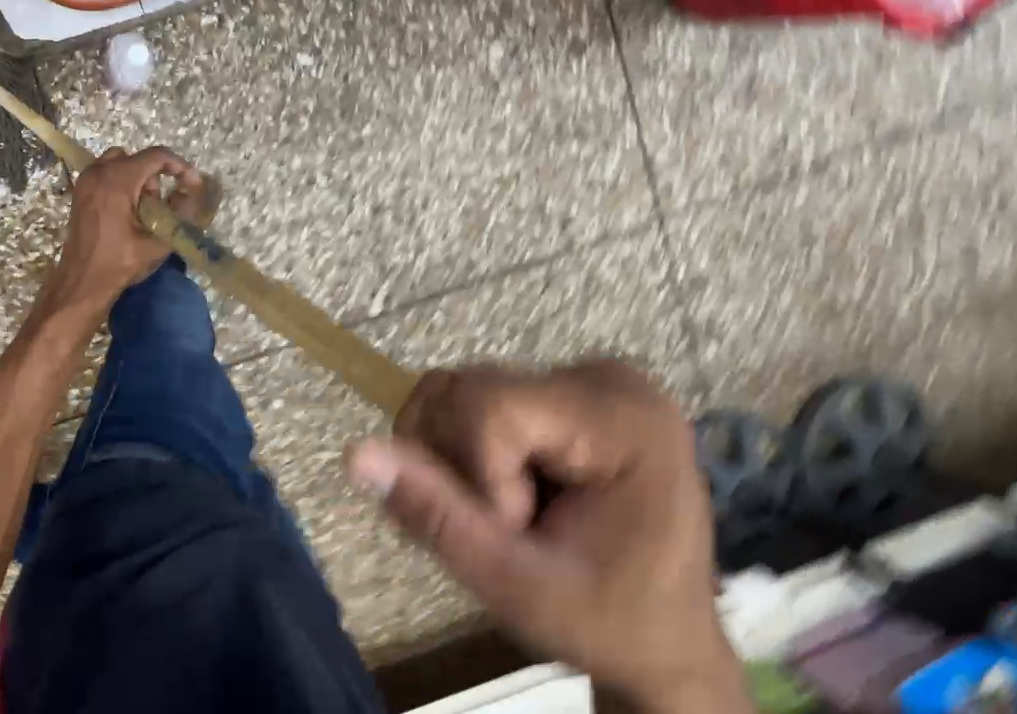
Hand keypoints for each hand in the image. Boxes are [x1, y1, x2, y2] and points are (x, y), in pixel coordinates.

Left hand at [40, 147, 207, 314]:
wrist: (82, 281)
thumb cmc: (119, 263)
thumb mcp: (158, 241)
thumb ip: (181, 215)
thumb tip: (195, 196)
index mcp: (116, 180)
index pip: (156, 156)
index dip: (179, 166)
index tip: (193, 183)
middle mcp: (98, 172)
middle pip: (137, 158)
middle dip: (155, 177)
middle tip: (160, 207)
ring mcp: (85, 180)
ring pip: (121, 163)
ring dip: (138, 179)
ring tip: (144, 211)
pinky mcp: (80, 191)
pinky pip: (106, 174)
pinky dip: (122, 184)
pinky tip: (128, 212)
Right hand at [344, 362, 749, 713]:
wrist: (663, 640)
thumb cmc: (606, 621)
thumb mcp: (515, 584)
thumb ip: (434, 513)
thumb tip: (354, 452)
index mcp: (621, 419)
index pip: (488, 408)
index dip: (473, 475)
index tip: (518, 534)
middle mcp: (604, 378)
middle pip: (466, 391)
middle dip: (456, 465)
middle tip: (502, 530)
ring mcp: (585, 377)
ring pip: (456, 391)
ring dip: (450, 456)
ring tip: (500, 514)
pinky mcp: (562, 386)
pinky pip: (471, 395)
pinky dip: (460, 445)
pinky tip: (498, 490)